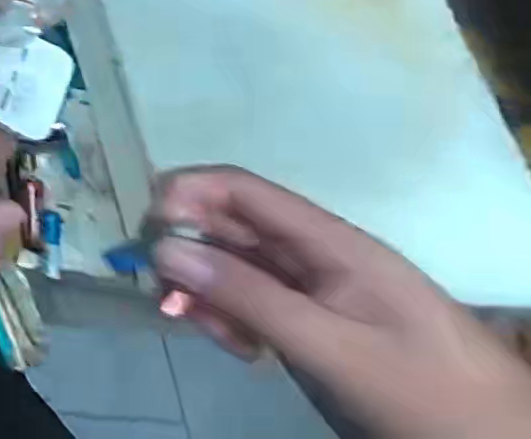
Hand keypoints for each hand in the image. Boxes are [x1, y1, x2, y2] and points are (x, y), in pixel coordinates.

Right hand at [149, 166, 530, 438]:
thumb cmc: (433, 400)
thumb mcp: (336, 350)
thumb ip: (245, 295)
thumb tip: (159, 248)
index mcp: (331, 243)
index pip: (236, 187)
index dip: (183, 193)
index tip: (154, 232)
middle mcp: (314, 255)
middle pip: (221, 223)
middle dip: (181, 249)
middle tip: (162, 289)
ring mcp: (309, 289)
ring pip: (222, 261)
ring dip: (194, 284)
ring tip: (191, 320)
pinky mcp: (304, 320)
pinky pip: (239, 295)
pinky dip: (216, 309)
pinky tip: (226, 340)